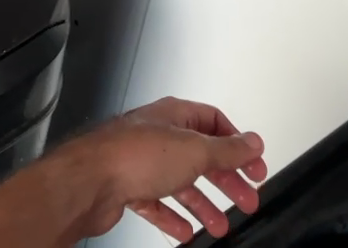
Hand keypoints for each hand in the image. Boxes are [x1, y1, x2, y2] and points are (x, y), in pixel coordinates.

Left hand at [64, 97, 266, 241]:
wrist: (91, 180)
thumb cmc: (137, 155)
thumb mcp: (194, 150)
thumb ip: (227, 149)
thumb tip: (253, 141)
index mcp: (175, 115)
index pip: (214, 122)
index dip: (237, 144)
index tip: (255, 167)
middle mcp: (159, 134)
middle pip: (201, 155)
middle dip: (225, 179)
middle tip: (247, 200)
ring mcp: (142, 160)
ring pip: (180, 182)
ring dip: (202, 204)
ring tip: (221, 226)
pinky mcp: (128, 186)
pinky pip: (157, 202)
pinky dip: (173, 217)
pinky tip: (185, 231)